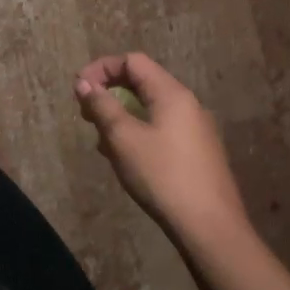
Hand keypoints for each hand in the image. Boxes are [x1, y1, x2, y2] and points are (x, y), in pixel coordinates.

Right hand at [74, 53, 248, 237]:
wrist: (210, 228)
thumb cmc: (162, 174)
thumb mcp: (122, 136)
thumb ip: (101, 105)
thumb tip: (84, 83)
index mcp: (172, 95)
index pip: (132, 61)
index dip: (101, 69)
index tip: (79, 90)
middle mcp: (188, 106)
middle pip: (141, 83)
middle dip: (109, 93)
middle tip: (86, 115)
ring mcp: (196, 131)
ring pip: (149, 108)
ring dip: (120, 116)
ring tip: (102, 141)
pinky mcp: (197, 153)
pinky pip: (160, 128)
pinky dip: (137, 132)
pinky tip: (125, 158)